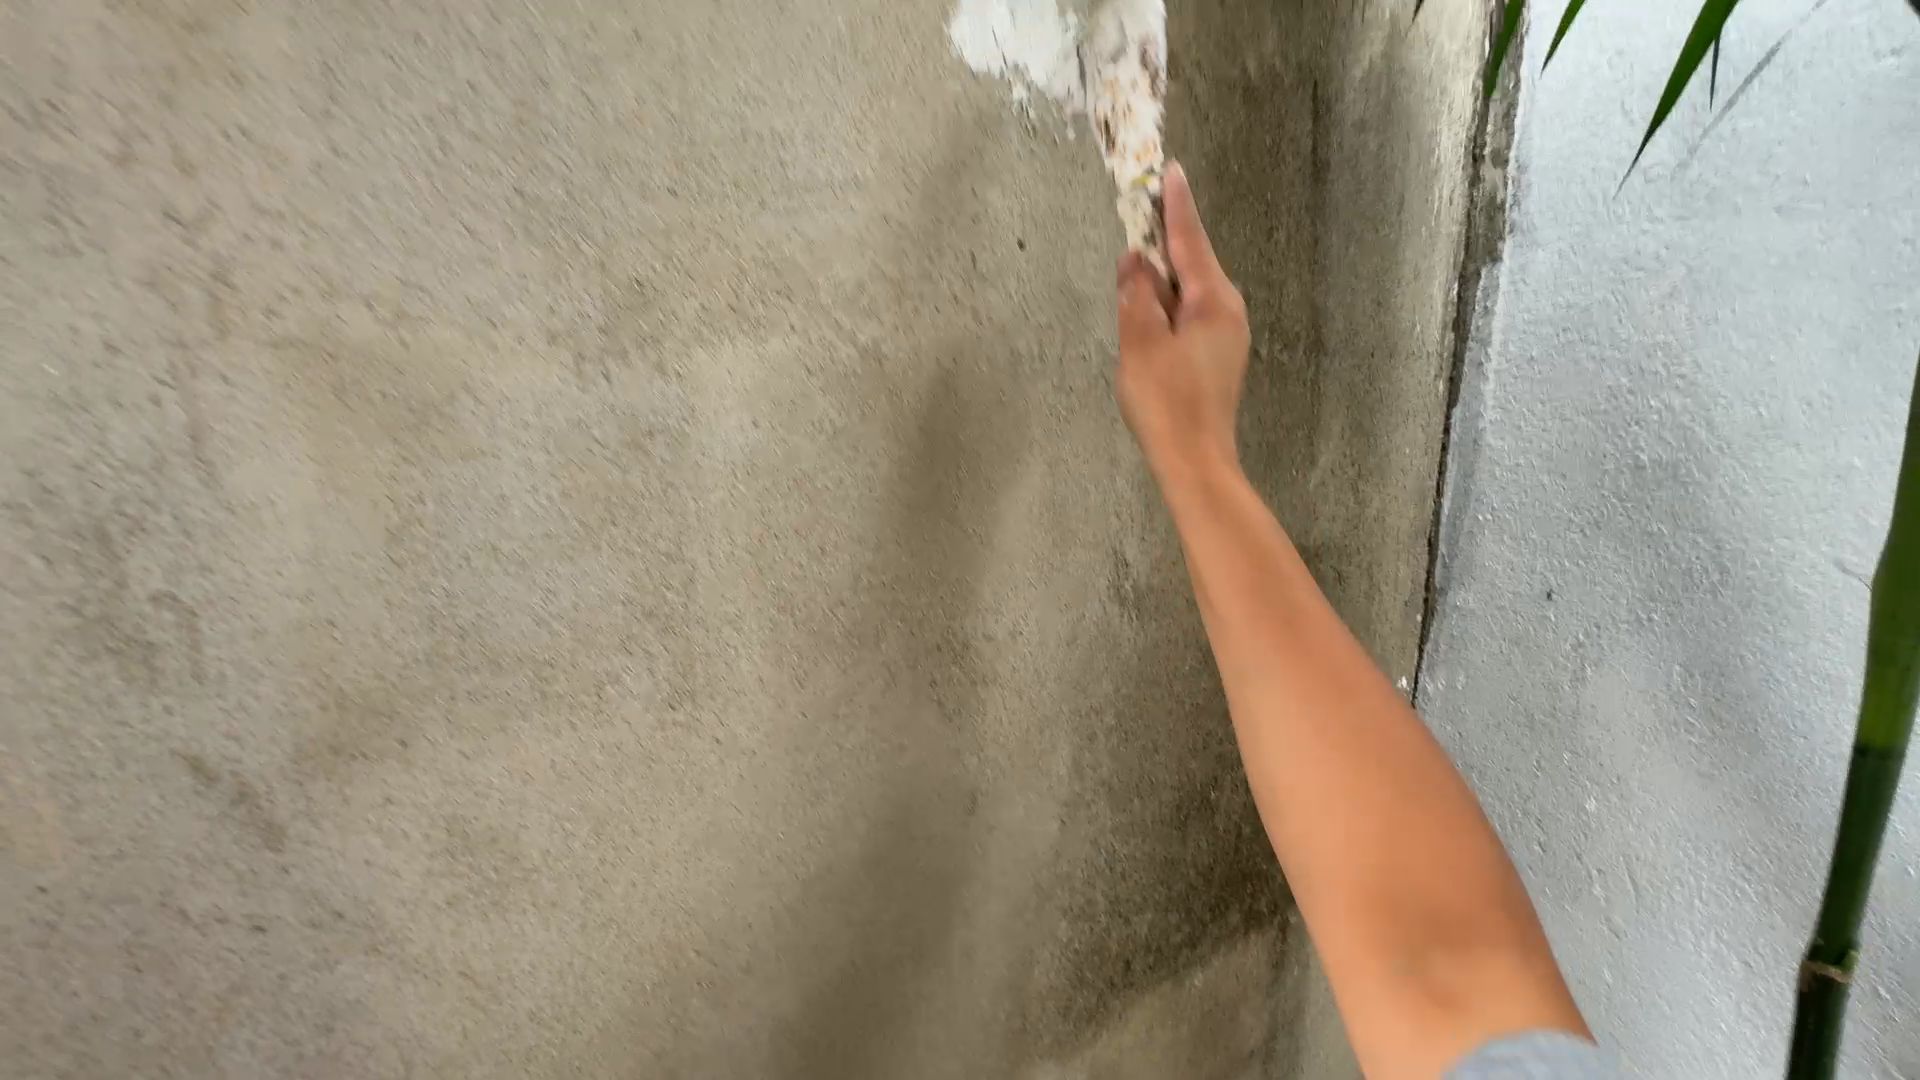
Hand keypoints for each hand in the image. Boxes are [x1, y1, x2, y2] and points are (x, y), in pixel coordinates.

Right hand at [1115, 162, 1250, 486]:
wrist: (1194, 460)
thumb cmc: (1166, 401)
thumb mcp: (1141, 343)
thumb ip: (1136, 295)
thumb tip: (1134, 259)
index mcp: (1213, 301)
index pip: (1191, 241)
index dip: (1176, 207)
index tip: (1170, 171)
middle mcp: (1228, 312)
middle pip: (1191, 266)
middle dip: (1163, 246)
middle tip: (1138, 221)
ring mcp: (1225, 338)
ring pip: (1188, 295)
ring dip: (1161, 283)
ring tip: (1133, 275)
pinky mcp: (1215, 359)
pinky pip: (1189, 318)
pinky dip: (1167, 309)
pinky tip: (1147, 318)